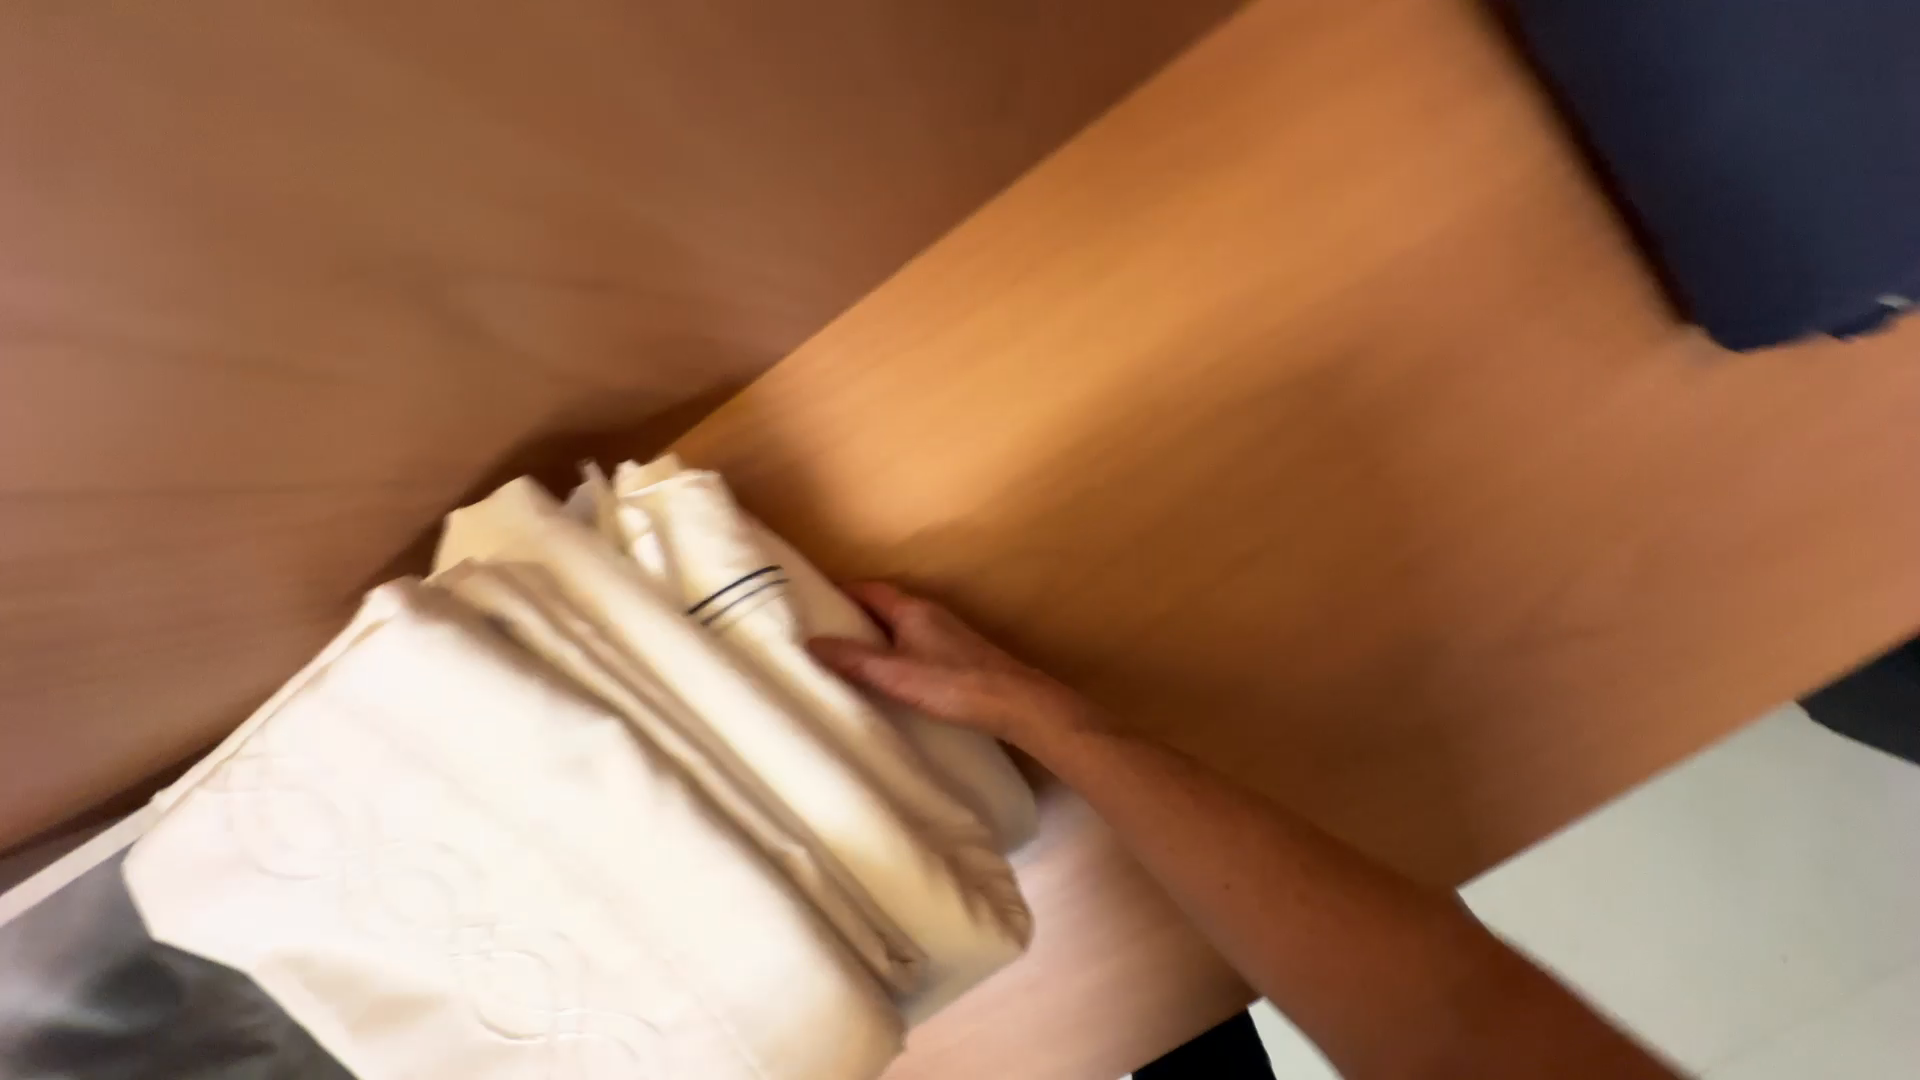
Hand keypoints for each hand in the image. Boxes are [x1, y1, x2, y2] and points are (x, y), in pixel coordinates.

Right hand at [808, 581, 1104, 749]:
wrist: (1013, 702)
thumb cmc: (951, 684)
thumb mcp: (894, 673)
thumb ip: (853, 660)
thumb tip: (811, 642)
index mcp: (912, 610)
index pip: (870, 589)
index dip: (842, 591)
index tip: (814, 599)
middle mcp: (930, 613)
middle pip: (886, 604)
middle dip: (856, 612)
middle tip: (825, 628)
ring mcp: (948, 634)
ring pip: (903, 624)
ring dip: (877, 632)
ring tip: (851, 651)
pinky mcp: (959, 655)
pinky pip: (917, 641)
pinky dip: (897, 648)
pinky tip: (892, 672)